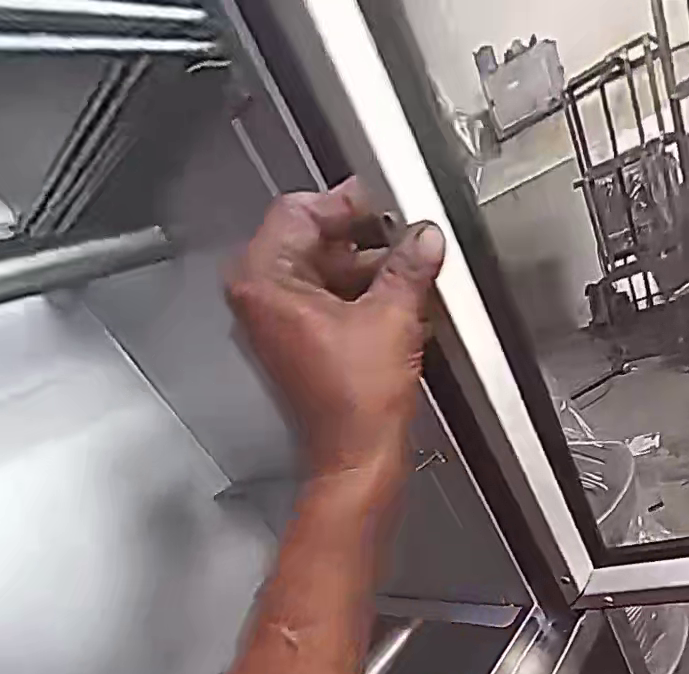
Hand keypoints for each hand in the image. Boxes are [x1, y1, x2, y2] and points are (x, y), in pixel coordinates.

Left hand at [226, 179, 446, 482]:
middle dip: (365, 241)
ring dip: (371, 273)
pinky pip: (334, 307)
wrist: (360, 456)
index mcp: (266, 283)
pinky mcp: (307, 349)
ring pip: (327, 277)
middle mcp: (265, 302)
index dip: (347, 203)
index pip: (300, 212)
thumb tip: (424, 239)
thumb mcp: (392, 321)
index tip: (380, 201)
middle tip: (404, 236)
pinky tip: (402, 305)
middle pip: (313, 244)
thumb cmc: (356, 405)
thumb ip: (408, 269)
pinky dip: (365, 302)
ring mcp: (284, 327)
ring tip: (412, 274)